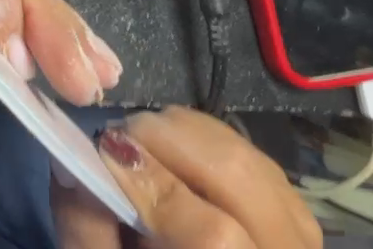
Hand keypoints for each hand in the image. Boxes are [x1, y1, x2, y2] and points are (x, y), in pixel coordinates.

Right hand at [52, 108, 320, 248]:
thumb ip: (83, 227)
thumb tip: (69, 161)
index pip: (214, 235)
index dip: (151, 182)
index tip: (101, 150)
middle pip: (236, 177)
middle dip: (164, 140)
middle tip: (115, 141)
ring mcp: (303, 238)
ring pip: (245, 155)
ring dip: (180, 136)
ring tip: (140, 151)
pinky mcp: (297, 213)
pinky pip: (250, 154)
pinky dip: (202, 142)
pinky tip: (173, 160)